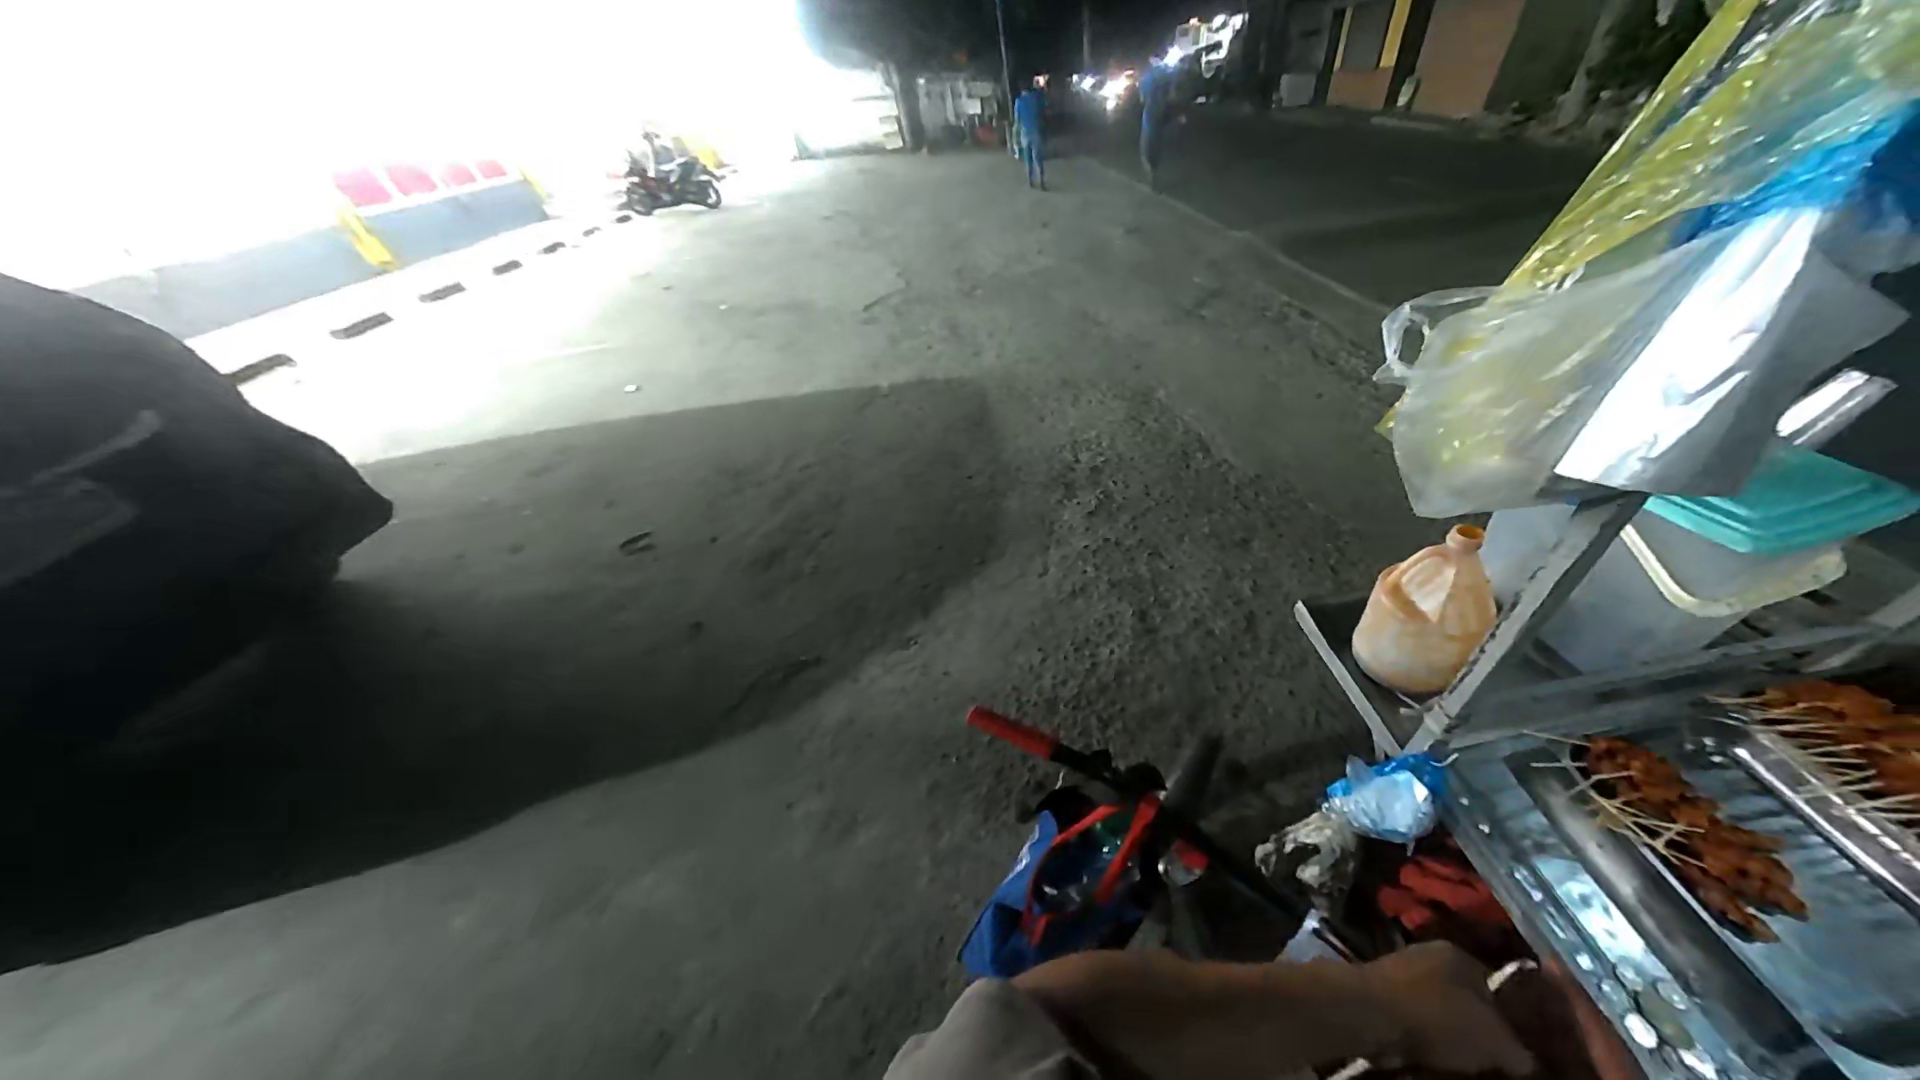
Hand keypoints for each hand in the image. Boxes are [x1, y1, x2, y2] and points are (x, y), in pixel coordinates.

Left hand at [1358, 943, 1535, 1076]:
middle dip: (1480, 1031)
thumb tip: (1524, 1061)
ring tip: (1466, 1065)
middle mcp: (1428, 956)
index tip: (1518, 1052)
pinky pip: (1417, 1019)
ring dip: (1453, 1038)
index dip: (1513, 1022)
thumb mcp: (1498, 1043)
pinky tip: (1437, 1058)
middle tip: (1493, 1062)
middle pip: (1468, 1000)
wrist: (1370, 1012)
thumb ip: (1520, 1053)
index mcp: (1458, 954)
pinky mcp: (1383, 993)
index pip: (1498, 988)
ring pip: (1441, 1011)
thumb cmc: (1438, 1017)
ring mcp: (1402, 972)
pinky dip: (1427, 1037)